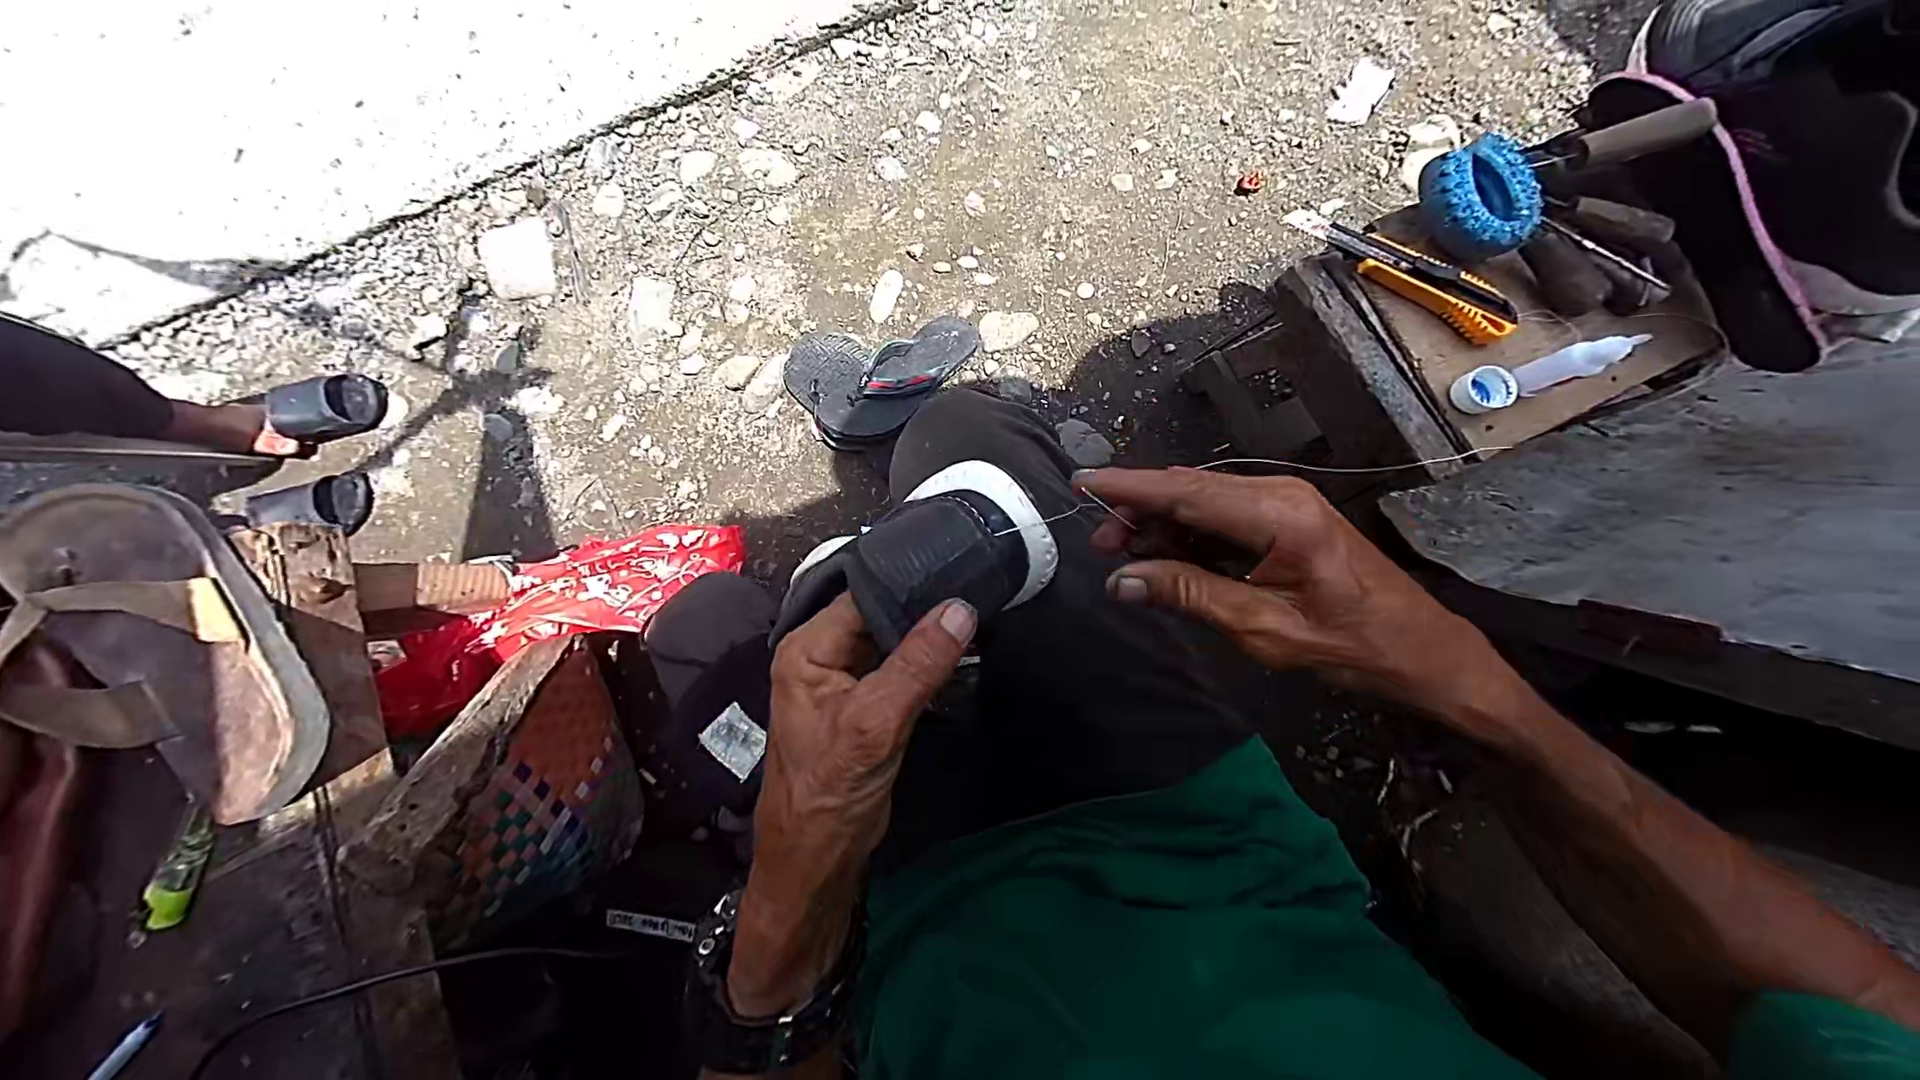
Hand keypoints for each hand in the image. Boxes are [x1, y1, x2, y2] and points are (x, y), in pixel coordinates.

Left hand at [728, 593, 974, 1017]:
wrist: (819, 857)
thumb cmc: (829, 793)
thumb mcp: (875, 722)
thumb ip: (917, 664)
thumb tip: (959, 611)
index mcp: (808, 648)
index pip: (863, 595)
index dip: (908, 583)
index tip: (955, 572)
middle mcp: (823, 654)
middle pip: (879, 613)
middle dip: (922, 606)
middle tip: (972, 589)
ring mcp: (846, 678)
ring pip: (893, 639)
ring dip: (927, 633)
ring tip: (972, 613)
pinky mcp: (867, 699)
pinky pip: (900, 664)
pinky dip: (926, 659)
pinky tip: (957, 649)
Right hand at [1074, 467, 1520, 721]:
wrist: (1419, 648)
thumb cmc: (1350, 643)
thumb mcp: (1262, 627)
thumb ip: (1189, 595)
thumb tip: (1124, 581)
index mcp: (1277, 515)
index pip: (1184, 493)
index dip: (1128, 487)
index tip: (1083, 482)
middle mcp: (1276, 494)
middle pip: (1186, 490)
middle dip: (1136, 511)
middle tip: (1101, 544)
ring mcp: (1279, 502)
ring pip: (1197, 501)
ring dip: (1158, 524)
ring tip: (1125, 555)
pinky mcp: (1279, 517)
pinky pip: (1216, 515)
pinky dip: (1184, 534)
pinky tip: (1164, 556)